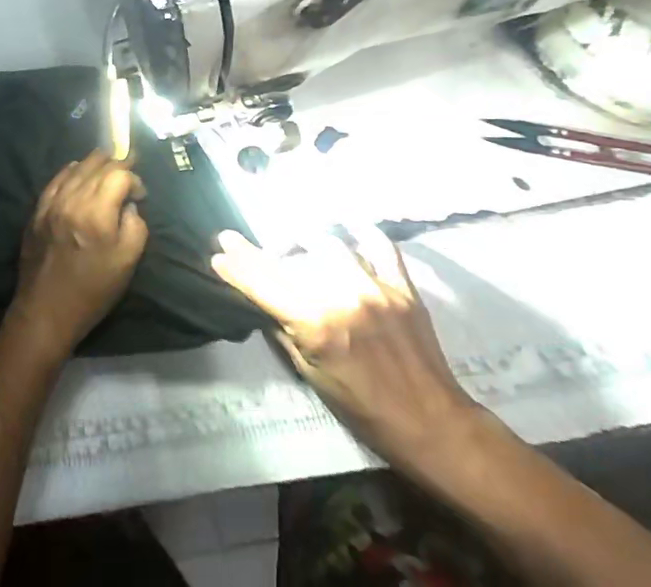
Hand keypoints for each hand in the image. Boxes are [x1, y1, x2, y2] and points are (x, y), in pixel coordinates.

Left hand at [10, 151, 149, 354]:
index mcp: (96, 212)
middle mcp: (71, 200)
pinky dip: (68, 171)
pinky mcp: (37, 212)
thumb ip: (135, 225)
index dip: (134, 179)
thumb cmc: (93, 289)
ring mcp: (50, 204)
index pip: (119, 176)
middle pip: (95, 166)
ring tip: (105, 159)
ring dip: (92, 163)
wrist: (47, 310)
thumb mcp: (128, 261)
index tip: (140, 195)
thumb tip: (128, 205)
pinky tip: (75, 168)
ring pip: (74, 170)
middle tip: (127, 164)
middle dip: (114, 163)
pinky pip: (54, 181)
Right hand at [210, 223, 476, 461]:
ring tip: (292, 242)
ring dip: (302, 239)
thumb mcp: (308, 373)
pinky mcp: (403, 288)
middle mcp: (342, 298)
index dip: (236, 265)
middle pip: (290, 258)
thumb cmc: (360, 407)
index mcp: (314, 325)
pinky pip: (380, 246)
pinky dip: (361, 232)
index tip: (220, 249)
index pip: (263, 284)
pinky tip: (347, 226)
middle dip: (260, 249)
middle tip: (243, 242)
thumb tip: (262, 300)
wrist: (430, 422)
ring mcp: (375, 289)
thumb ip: (283, 330)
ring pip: (328, 243)